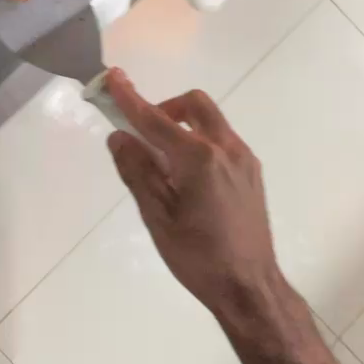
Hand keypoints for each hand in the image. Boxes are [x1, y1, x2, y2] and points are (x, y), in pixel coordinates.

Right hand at [103, 69, 285, 327]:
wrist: (249, 286)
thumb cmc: (197, 257)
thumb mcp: (156, 217)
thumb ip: (137, 171)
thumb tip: (119, 137)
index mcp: (199, 159)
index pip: (155, 120)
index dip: (129, 99)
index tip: (112, 77)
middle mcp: (226, 149)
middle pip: (194, 105)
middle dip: (164, 108)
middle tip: (142, 135)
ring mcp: (244, 160)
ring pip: (209, 123)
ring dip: (181, 127)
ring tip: (162, 165)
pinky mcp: (251, 173)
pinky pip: (220, 142)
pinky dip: (197, 144)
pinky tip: (186, 179)